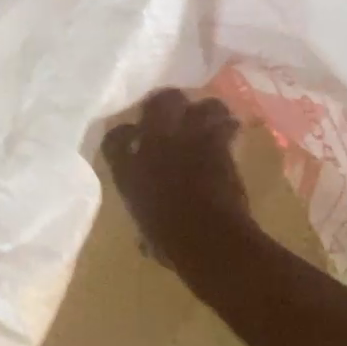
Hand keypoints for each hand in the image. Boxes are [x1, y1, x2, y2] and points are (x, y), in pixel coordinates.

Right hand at [101, 89, 251, 273]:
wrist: (207, 238)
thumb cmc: (170, 243)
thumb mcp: (145, 233)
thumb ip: (145, 220)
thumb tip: (146, 238)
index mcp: (127, 170)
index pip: (115, 138)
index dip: (124, 135)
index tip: (132, 139)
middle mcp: (152, 145)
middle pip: (158, 102)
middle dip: (166, 105)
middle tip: (174, 116)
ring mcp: (187, 139)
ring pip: (198, 104)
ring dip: (204, 111)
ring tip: (207, 122)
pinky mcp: (217, 142)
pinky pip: (225, 122)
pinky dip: (228, 126)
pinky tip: (231, 133)